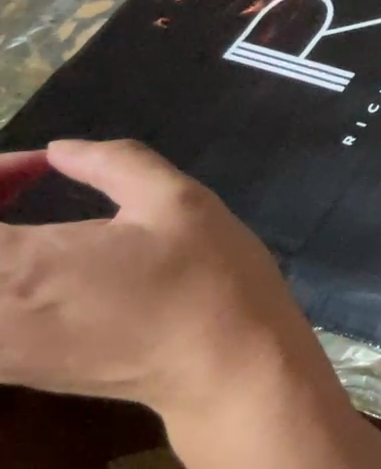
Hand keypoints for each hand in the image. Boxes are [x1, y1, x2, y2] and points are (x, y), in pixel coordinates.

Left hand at [0, 139, 380, 468]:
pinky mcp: (5, 365)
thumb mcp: (182, 201)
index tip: (42, 165)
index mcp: (18, 262)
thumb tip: (64, 150)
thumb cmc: (208, 274)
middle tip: (29, 185)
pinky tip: (42, 265)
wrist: (223, 359)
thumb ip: (117, 163)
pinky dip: (5, 277)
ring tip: (32, 222)